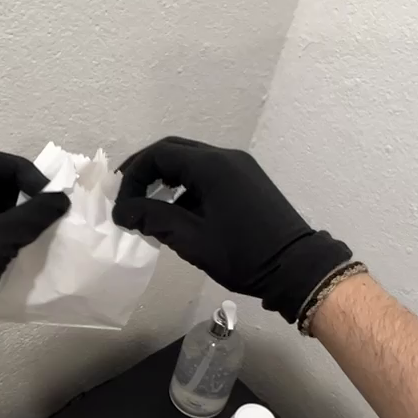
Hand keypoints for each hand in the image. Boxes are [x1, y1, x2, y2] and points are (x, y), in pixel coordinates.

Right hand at [113, 136, 351, 323]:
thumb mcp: (191, 239)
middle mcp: (225, 157)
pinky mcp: (248, 180)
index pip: (158, 155)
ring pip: (191, 162)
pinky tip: (179, 215)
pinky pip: (209, 174)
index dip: (133, 176)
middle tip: (127, 195)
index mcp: (211, 166)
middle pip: (173, 150)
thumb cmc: (242, 254)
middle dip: (146, 170)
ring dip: (166, 179)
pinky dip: (187, 187)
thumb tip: (122, 211)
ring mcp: (240, 167)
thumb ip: (152, 219)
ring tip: (149, 208)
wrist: (295, 267)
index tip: (122, 205)